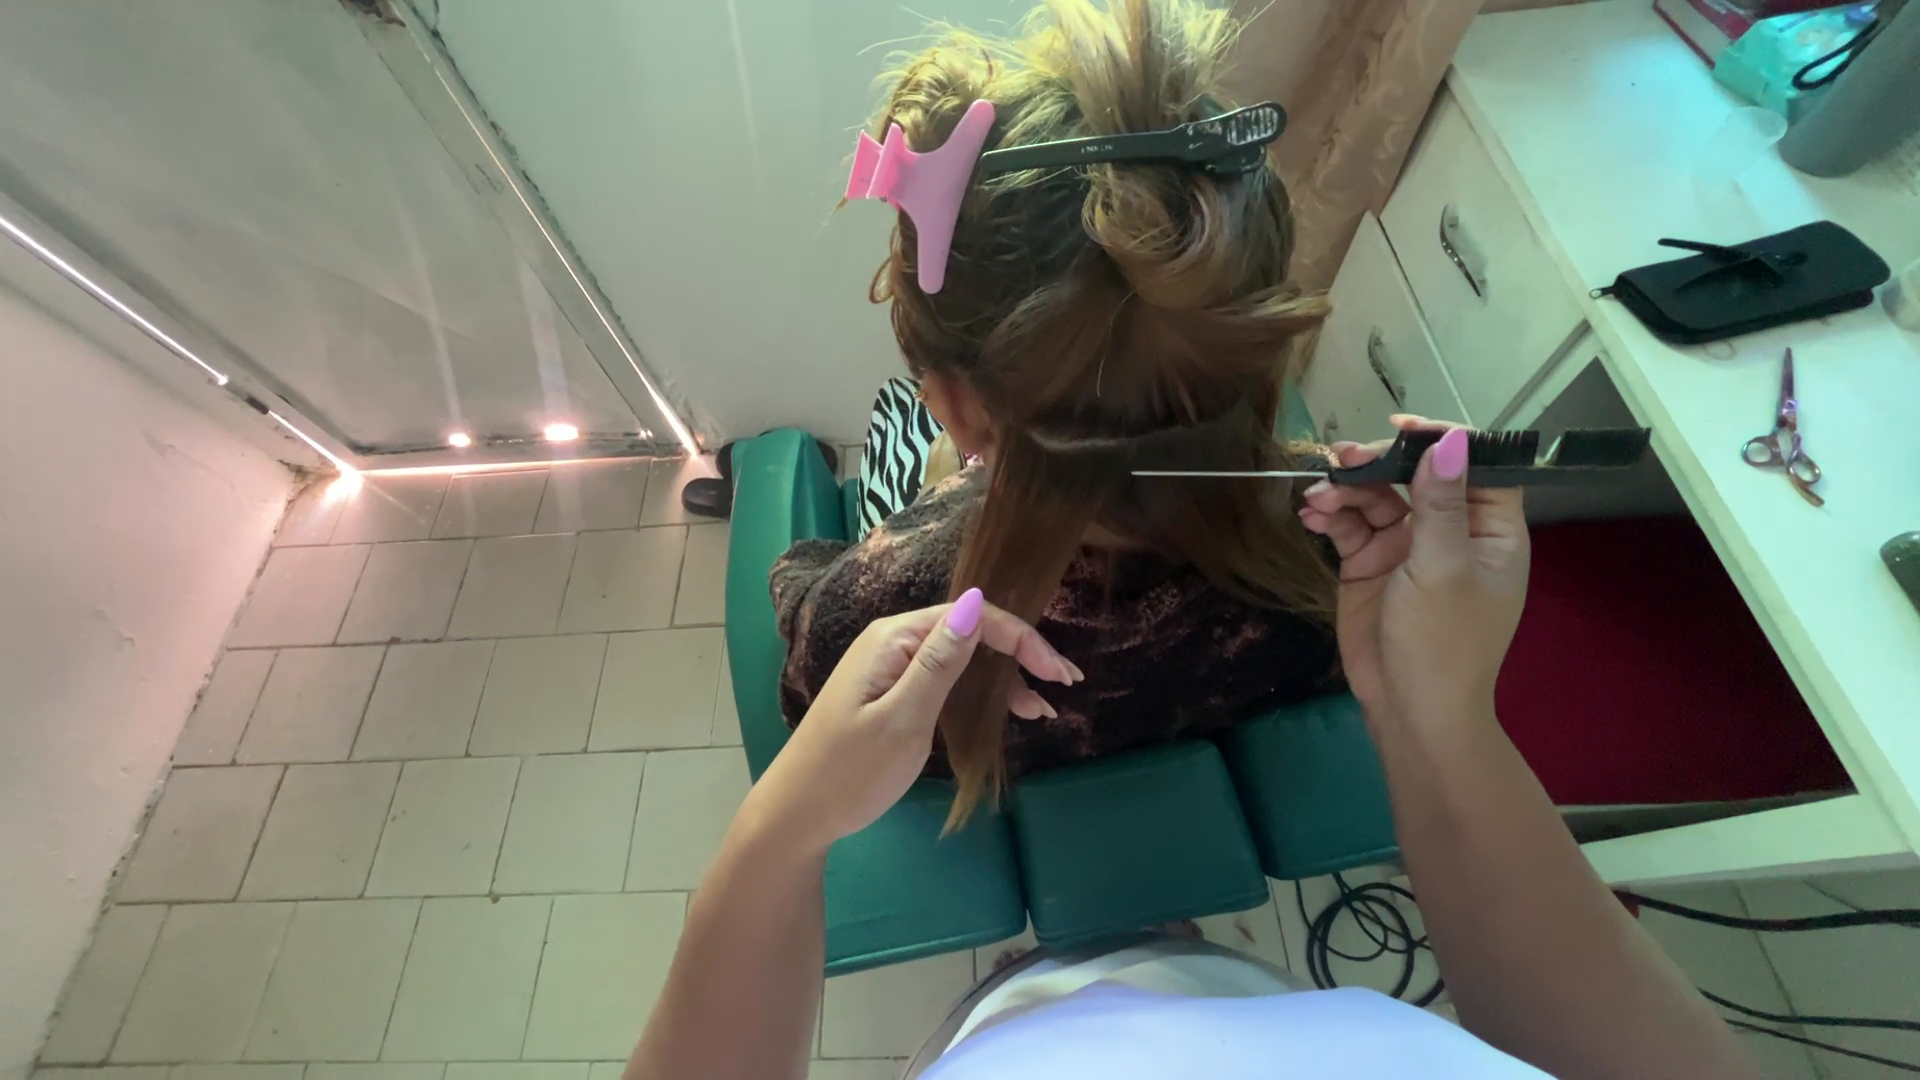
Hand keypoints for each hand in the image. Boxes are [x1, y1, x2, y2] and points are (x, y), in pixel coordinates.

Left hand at [746, 589, 1078, 853]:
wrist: (798, 814)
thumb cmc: (851, 771)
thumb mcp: (904, 718)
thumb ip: (942, 661)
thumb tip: (977, 600)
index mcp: (895, 637)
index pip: (972, 616)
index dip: (1020, 638)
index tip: (1058, 674)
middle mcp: (894, 641)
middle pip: (970, 632)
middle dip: (1019, 653)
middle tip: (1063, 685)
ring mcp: (892, 666)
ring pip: (961, 657)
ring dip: (1003, 676)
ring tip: (1044, 706)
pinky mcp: (892, 691)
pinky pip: (945, 679)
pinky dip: (978, 692)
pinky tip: (1007, 711)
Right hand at [1297, 416, 1529, 727]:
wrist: (1408, 706)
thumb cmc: (1442, 640)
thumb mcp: (1442, 568)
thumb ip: (1442, 504)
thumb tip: (1451, 441)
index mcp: (1489, 529)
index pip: (1474, 466)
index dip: (1441, 441)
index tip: (1400, 427)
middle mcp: (1448, 531)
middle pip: (1413, 477)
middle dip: (1376, 466)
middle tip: (1339, 462)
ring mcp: (1405, 547)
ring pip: (1374, 499)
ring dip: (1344, 492)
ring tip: (1316, 499)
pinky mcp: (1368, 564)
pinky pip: (1349, 526)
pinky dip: (1330, 517)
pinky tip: (1311, 516)